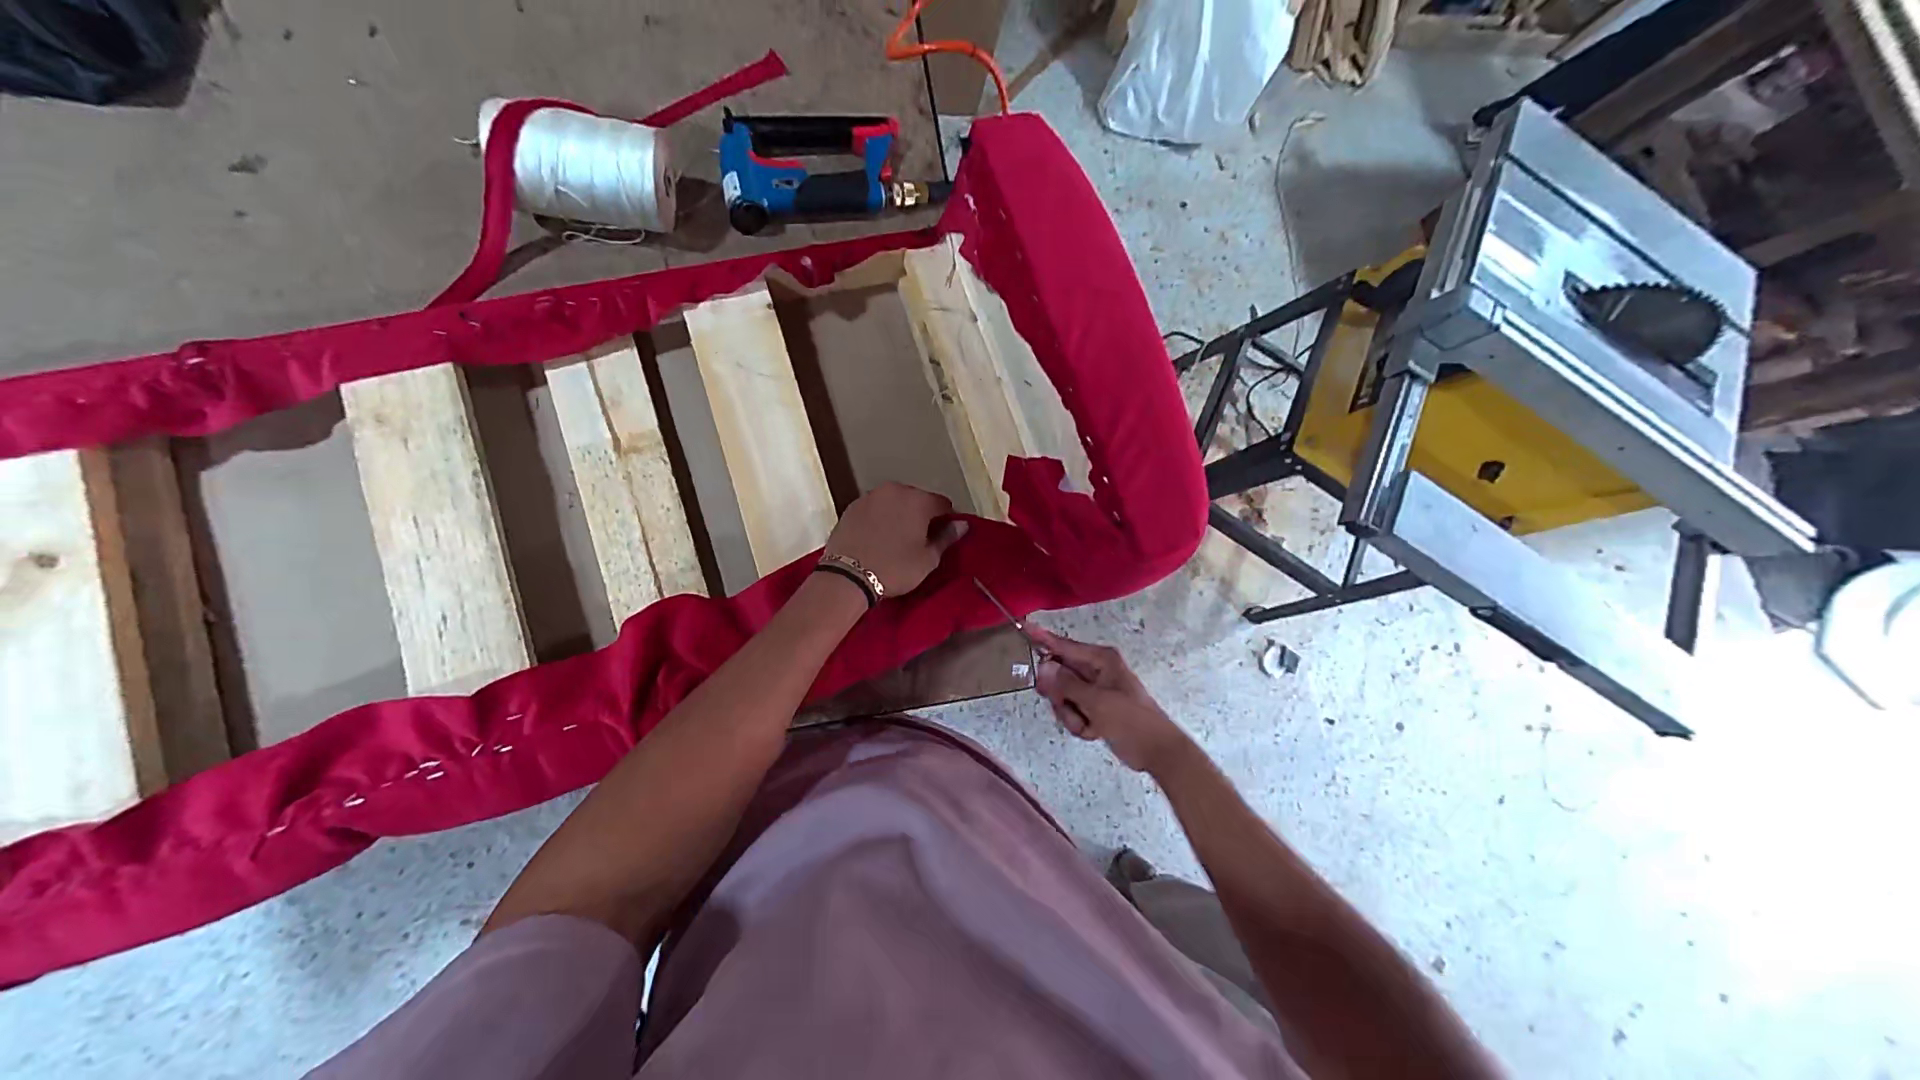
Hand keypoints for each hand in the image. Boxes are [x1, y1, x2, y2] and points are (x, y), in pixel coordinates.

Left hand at [823, 482, 968, 596]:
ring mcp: (870, 496)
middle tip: (922, 538)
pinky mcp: (851, 507)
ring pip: (894, 502)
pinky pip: (875, 509)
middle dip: (922, 514)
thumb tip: (961, 524)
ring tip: (898, 538)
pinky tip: (879, 537)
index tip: (945, 535)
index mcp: (918, 500)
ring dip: (900, 514)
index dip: (948, 519)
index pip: (943, 503)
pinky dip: (880, 518)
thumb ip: (947, 537)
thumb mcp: (928, 559)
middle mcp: (894, 490)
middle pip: (917, 498)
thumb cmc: (894, 568)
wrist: (847, 576)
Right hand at [1029, 627, 1195, 775]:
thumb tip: (1043, 666)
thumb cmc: (1130, 720)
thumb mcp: (1095, 702)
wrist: (1156, 751)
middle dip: (1061, 696)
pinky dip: (1078, 723)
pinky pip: (1072, 710)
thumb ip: (1066, 684)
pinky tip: (1093, 731)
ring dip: (1070, 714)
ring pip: (1063, 696)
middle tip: (1066, 706)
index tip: (1024, 627)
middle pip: (1059, 674)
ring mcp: (1094, 689)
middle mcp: (1096, 670)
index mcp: (1101, 659)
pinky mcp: (1094, 707)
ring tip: (1087, 725)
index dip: (1043, 638)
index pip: (1064, 646)